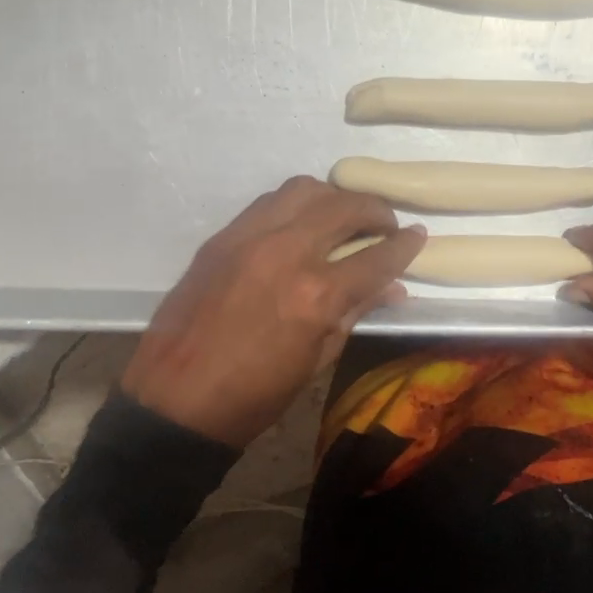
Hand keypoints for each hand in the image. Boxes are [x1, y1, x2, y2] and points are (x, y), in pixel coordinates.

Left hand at [121, 176, 425, 446]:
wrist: (174, 402)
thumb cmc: (254, 396)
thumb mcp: (317, 360)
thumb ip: (355, 313)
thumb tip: (392, 289)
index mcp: (316, 295)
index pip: (377, 256)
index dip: (405, 246)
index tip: (418, 237)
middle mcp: (286, 252)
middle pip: (345, 206)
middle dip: (375, 211)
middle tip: (384, 226)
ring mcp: (249, 238)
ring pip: (304, 190)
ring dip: (333, 199)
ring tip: (342, 218)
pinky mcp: (221, 238)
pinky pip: (269, 203)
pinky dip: (295, 206)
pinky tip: (300, 227)